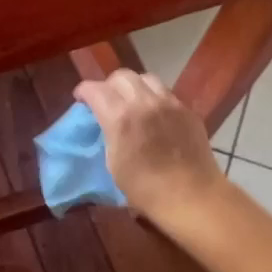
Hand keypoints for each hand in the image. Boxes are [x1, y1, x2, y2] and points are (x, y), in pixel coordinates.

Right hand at [73, 70, 226, 217]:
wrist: (190, 195)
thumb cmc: (144, 188)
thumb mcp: (113, 163)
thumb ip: (108, 134)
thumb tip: (106, 125)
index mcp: (120, 118)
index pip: (95, 89)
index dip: (84, 92)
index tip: (80, 100)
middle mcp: (144, 102)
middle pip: (121, 76)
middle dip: (108, 86)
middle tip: (105, 101)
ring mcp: (169, 103)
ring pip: (146, 78)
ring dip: (133, 87)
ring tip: (130, 103)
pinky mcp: (186, 110)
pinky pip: (165, 93)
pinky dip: (153, 98)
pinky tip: (153, 115)